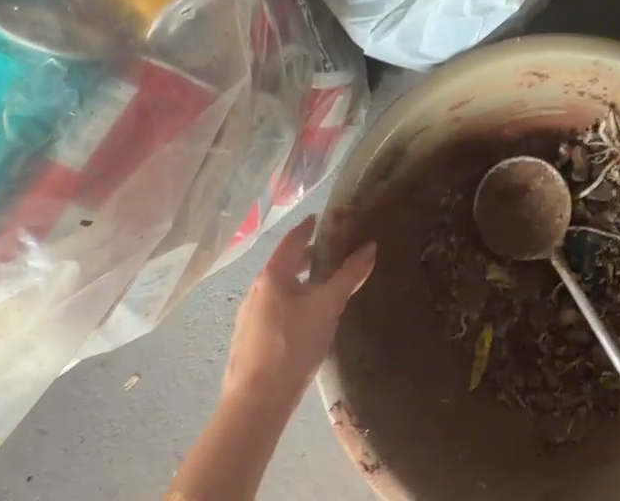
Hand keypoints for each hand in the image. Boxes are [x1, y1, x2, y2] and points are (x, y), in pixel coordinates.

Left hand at [222, 215, 375, 407]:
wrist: (256, 401)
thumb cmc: (293, 343)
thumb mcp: (328, 306)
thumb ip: (349, 276)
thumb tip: (370, 247)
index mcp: (272, 276)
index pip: (292, 240)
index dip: (307, 227)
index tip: (320, 218)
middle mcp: (256, 291)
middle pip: (285, 265)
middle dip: (307, 258)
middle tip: (331, 254)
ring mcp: (249, 317)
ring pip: (279, 290)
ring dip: (300, 283)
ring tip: (323, 288)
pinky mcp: (249, 341)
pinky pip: (275, 310)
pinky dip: (292, 304)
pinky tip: (306, 321)